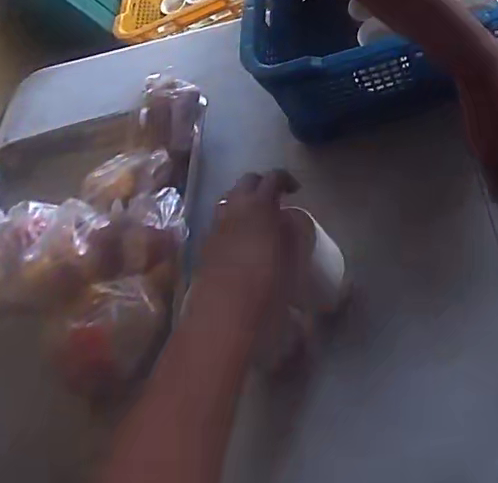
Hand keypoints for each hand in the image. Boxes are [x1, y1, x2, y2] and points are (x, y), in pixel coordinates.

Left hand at [189, 170, 299, 328]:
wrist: (220, 320)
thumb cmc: (265, 288)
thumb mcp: (292, 261)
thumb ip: (293, 235)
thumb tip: (292, 222)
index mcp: (260, 205)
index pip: (273, 178)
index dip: (286, 180)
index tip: (295, 191)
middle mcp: (234, 208)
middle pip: (247, 181)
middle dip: (262, 184)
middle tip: (276, 200)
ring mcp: (215, 226)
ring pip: (229, 198)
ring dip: (243, 200)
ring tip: (257, 218)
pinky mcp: (202, 245)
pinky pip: (219, 220)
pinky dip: (231, 221)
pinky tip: (240, 241)